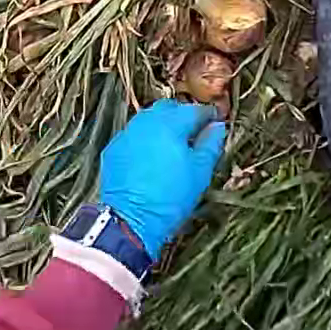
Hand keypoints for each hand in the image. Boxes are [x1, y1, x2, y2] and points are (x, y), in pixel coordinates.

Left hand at [98, 99, 227, 259]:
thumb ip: (210, 144)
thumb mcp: (199, 172)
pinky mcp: (114, 148)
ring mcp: (127, 134)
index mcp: (170, 124)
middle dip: (183, 116)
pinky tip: (152, 157)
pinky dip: (146, 139)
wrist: (130, 221)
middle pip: (169, 108)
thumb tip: (217, 127)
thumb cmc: (170, 197)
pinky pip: (134, 135)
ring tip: (173, 145)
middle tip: (194, 133)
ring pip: (149, 119)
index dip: (209, 115)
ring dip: (163, 126)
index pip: (195, 110)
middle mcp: (146, 122)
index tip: (216, 122)